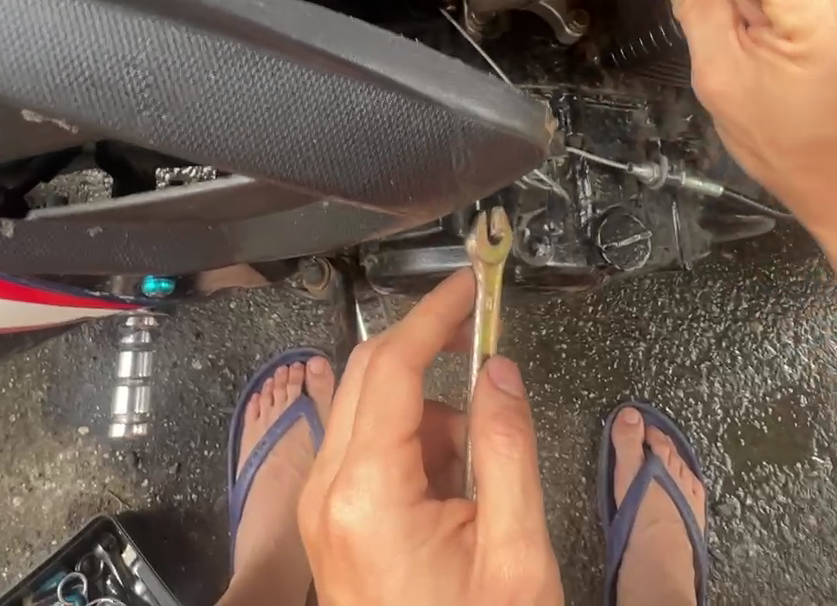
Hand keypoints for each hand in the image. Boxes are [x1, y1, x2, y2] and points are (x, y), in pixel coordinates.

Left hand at [299, 269, 563, 605]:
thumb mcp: (515, 553)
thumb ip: (506, 446)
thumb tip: (498, 368)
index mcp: (367, 491)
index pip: (396, 364)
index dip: (435, 312)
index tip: (471, 284)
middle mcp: (329, 487)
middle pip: (371, 370)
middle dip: (429, 348)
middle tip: (483, 343)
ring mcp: (322, 503)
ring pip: (371, 403)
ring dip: (427, 406)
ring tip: (477, 471)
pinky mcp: (332, 516)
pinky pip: (370, 442)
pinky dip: (414, 439)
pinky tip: (453, 489)